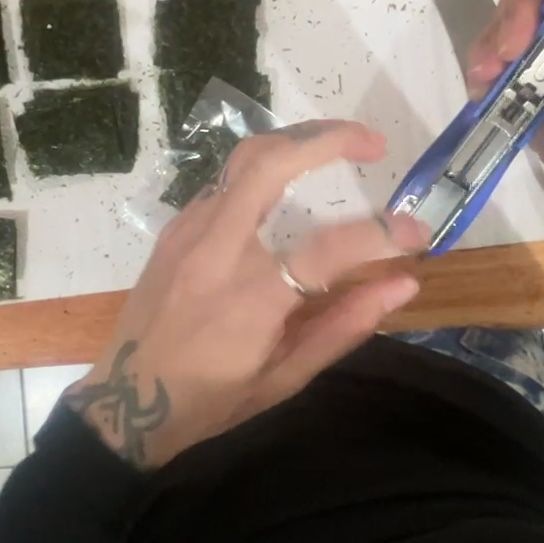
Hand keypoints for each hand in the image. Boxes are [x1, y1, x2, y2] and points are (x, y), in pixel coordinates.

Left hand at [64, 121, 428, 468]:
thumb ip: (344, 325)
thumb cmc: (210, 400)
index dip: (381, 236)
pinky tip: (289, 184)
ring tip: (337, 145)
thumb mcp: (285, 378)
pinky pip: (226, 182)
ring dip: (296, 141)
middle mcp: (215, 252)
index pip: (327, 250)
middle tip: (373, 142)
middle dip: (327, 139)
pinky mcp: (175, 228)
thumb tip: (404, 284)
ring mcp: (188, 232)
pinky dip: (265, 168)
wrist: (125, 403)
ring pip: (243, 160)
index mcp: (248, 301)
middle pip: (268, 165)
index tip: (417, 233)